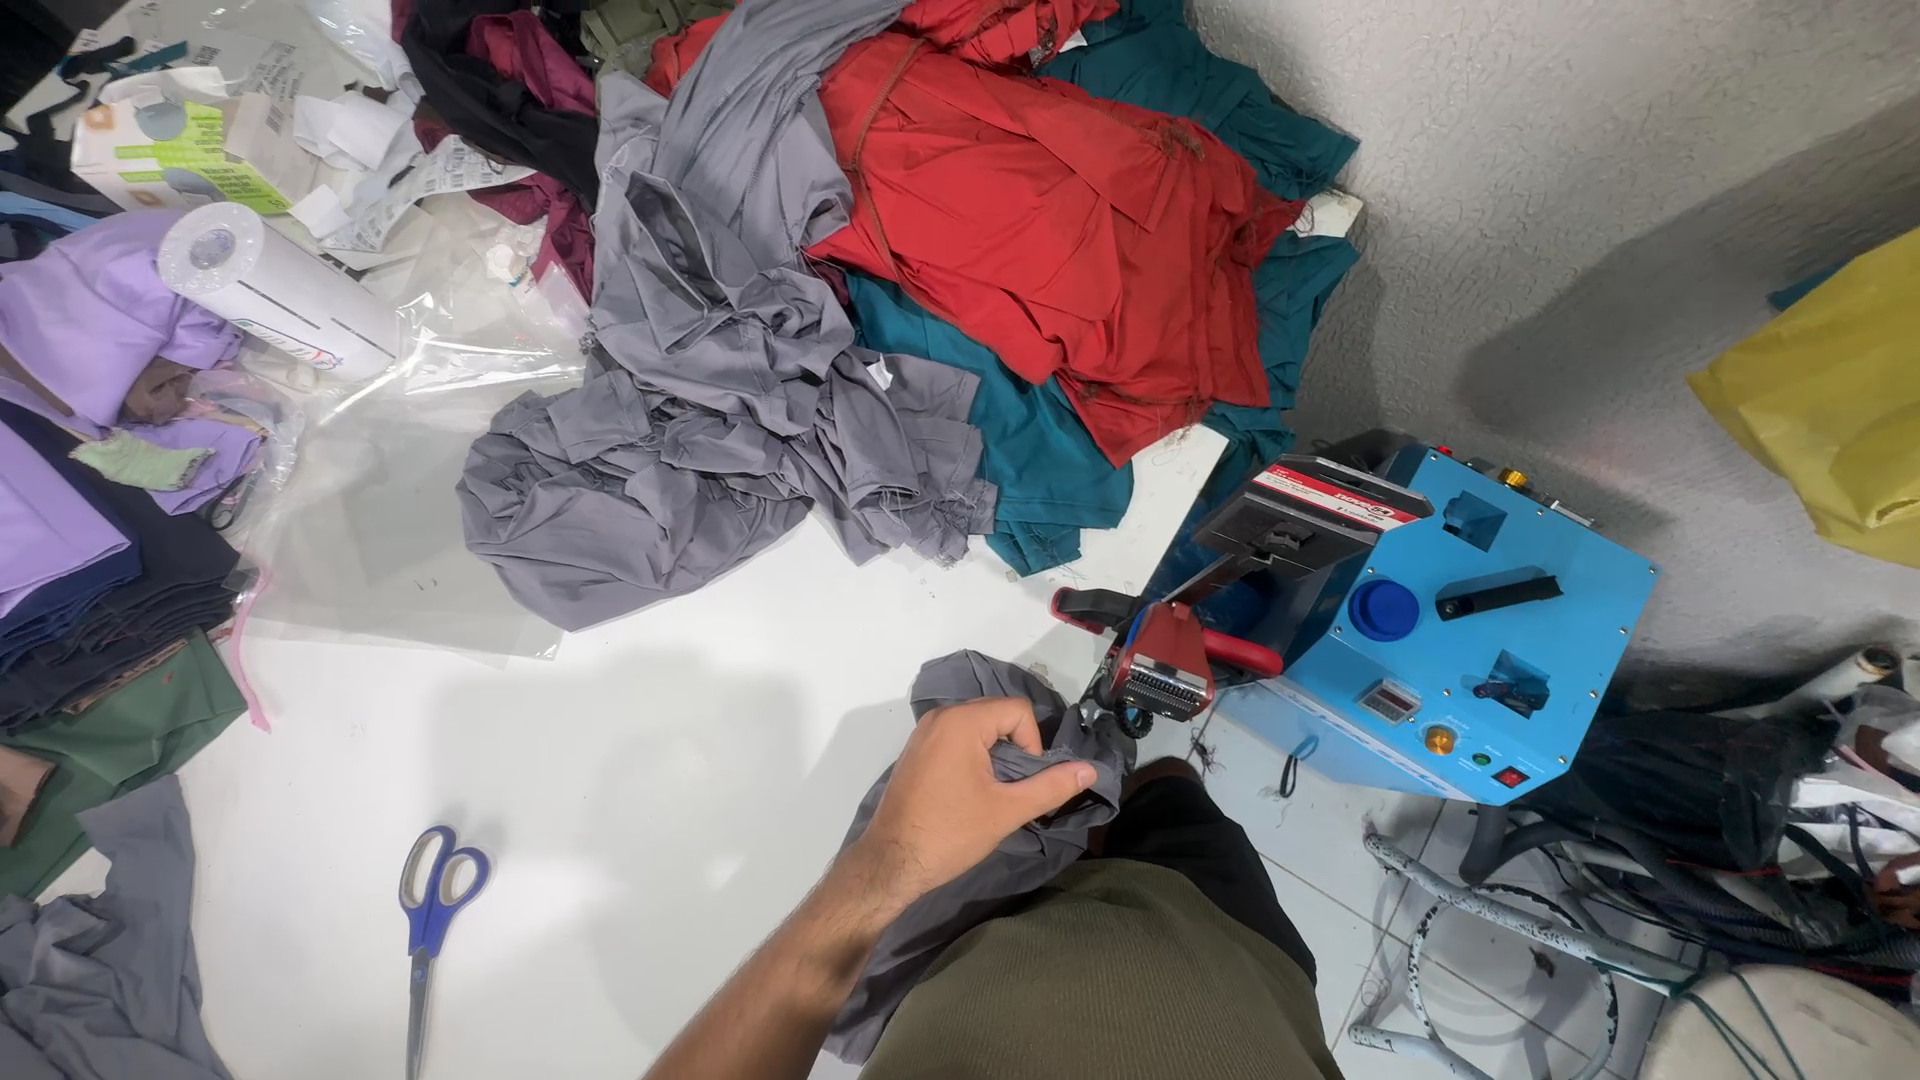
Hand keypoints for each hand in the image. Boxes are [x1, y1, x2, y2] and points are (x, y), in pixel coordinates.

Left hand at [840, 697, 1096, 913]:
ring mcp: (925, 731)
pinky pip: (957, 735)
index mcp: (961, 722)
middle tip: (1014, 785)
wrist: (890, 862)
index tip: (1024, 780)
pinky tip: (972, 788)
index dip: (1033, 743)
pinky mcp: (917, 748)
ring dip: (995, 750)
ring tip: (995, 788)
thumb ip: (1051, 786)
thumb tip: (1090, 770)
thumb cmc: (950, 834)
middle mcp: (941, 716)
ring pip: (978, 724)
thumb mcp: (1007, 811)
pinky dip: (974, 752)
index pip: (1018, 710)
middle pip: (997, 712)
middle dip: (1015, 744)